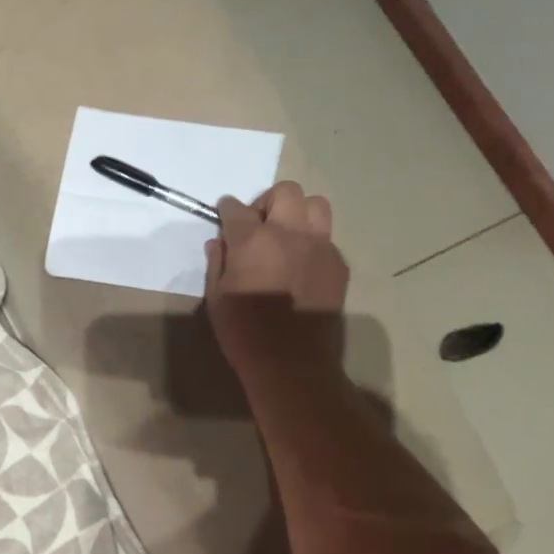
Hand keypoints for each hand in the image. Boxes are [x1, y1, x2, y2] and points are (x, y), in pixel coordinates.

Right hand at [203, 181, 349, 388]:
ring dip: (297, 212)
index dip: (227, 209)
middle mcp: (291, 234)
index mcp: (253, 242)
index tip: (223, 212)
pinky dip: (310, 241)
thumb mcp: (215, 299)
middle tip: (256, 225)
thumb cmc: (243, 333)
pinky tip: (299, 265)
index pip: (237, 210)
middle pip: (285, 192)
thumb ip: (217, 265)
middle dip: (267, 202)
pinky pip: (326, 238)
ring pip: (316, 205)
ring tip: (284, 236)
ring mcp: (321, 247)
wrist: (292, 361)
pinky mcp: (338, 264)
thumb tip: (219, 243)